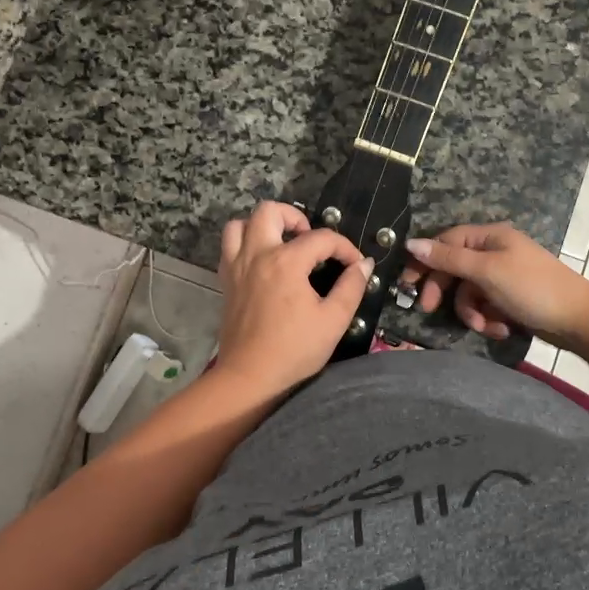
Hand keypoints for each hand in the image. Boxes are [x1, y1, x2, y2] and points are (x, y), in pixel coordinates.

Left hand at [215, 201, 373, 391]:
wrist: (249, 378)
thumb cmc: (294, 350)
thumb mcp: (334, 320)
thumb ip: (351, 287)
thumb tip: (363, 264)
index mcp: (286, 262)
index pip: (322, 238)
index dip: (345, 248)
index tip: (355, 266)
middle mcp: (257, 255)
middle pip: (269, 211)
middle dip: (295, 217)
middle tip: (310, 241)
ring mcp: (236, 267)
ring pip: (239, 224)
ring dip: (262, 226)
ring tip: (282, 243)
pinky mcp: (226, 282)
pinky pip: (229, 248)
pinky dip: (245, 244)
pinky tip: (262, 262)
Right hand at [398, 223, 588, 348]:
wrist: (579, 320)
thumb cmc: (532, 288)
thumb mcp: (487, 271)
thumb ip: (449, 258)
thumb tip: (412, 243)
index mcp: (490, 237)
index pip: (446, 242)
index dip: (425, 260)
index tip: (407, 283)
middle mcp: (495, 252)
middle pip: (455, 268)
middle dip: (446, 291)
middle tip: (430, 310)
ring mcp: (504, 276)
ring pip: (469, 292)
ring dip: (472, 311)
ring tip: (485, 325)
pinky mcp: (511, 299)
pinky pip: (486, 306)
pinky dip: (489, 318)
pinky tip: (502, 328)